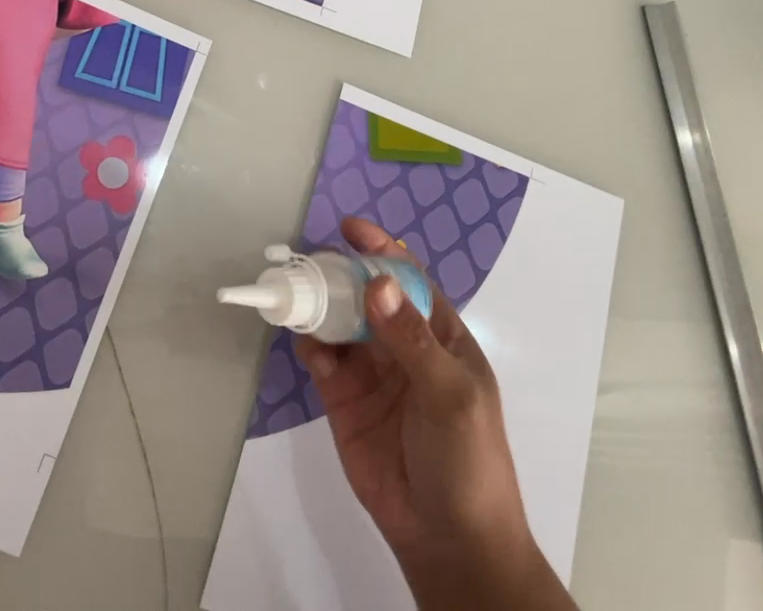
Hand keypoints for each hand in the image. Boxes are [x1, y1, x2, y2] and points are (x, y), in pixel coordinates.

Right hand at [298, 218, 573, 607]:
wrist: (446, 536)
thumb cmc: (466, 459)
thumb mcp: (448, 394)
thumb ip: (410, 340)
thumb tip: (376, 284)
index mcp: (442, 339)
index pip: (409, 283)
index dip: (383, 254)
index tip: (351, 228)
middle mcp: (402, 347)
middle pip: (366, 297)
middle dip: (340, 275)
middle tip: (309, 260)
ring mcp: (371, 372)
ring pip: (339, 323)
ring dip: (320, 306)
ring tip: (296, 291)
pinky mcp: (342, 398)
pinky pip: (321, 358)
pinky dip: (309, 342)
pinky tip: (303, 338)